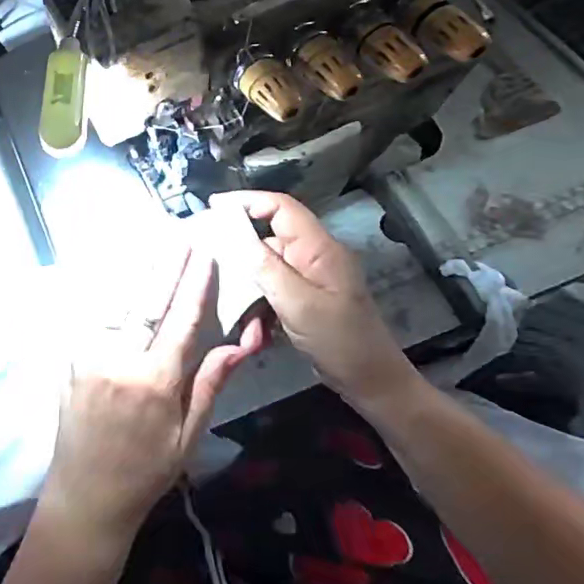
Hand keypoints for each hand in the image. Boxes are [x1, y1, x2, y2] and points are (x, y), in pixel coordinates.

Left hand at [41, 246, 251, 542]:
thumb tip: (239, 343)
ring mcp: (90, 357)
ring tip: (151, 240)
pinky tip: (116, 271)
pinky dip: (107, 292)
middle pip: (145, 302)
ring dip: (135, 269)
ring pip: (115, 303)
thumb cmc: (146, 472)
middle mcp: (119, 361)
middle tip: (179, 232)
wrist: (86, 495)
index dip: (194, 285)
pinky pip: (93, 318)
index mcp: (154, 382)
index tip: (204, 255)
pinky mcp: (71, 360)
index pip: (180, 321)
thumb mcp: (188, 437)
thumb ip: (209, 385)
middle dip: (165, 264)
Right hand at [213, 191, 424, 412]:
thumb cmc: (340, 340)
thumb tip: (234, 235)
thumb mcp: (298, 303)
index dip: (247, 200)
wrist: (371, 383)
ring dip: (250, 293)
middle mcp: (315, 256)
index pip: (281, 207)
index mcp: (319, 248)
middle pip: (268, 239)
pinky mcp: (306, 299)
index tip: (214, 207)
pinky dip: (261, 308)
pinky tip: (257, 333)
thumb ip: (265, 267)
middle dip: (241, 259)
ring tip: (243, 322)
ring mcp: (311, 279)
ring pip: (266, 270)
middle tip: (212, 270)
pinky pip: (274, 292)